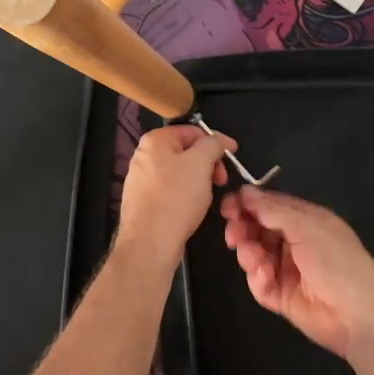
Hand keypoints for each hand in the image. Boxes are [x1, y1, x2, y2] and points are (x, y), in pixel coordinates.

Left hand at [115, 125, 232, 269]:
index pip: (192, 131)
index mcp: (155, 140)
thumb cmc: (176, 197)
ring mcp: (141, 179)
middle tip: (220, 181)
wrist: (150, 242)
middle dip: (207, 164)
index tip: (232, 157)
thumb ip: (212, 145)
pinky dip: (184, 195)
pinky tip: (190, 209)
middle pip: (185, 151)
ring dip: (197, 181)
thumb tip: (220, 139)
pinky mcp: (143, 201)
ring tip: (205, 197)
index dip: (216, 142)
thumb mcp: (201, 164)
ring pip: (178, 172)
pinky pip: (169, 191)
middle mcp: (144, 155)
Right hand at [220, 187, 373, 360]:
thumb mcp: (306, 226)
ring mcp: (286, 270)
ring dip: (248, 253)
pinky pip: (259, 283)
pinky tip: (265, 277)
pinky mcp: (281, 297)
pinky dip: (257, 278)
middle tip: (233, 233)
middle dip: (242, 228)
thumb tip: (245, 192)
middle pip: (257, 229)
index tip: (228, 206)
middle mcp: (293, 242)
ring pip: (254, 254)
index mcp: (304, 220)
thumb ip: (272, 210)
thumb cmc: (337, 260)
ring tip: (253, 257)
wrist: (358, 316)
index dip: (247, 204)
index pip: (269, 206)